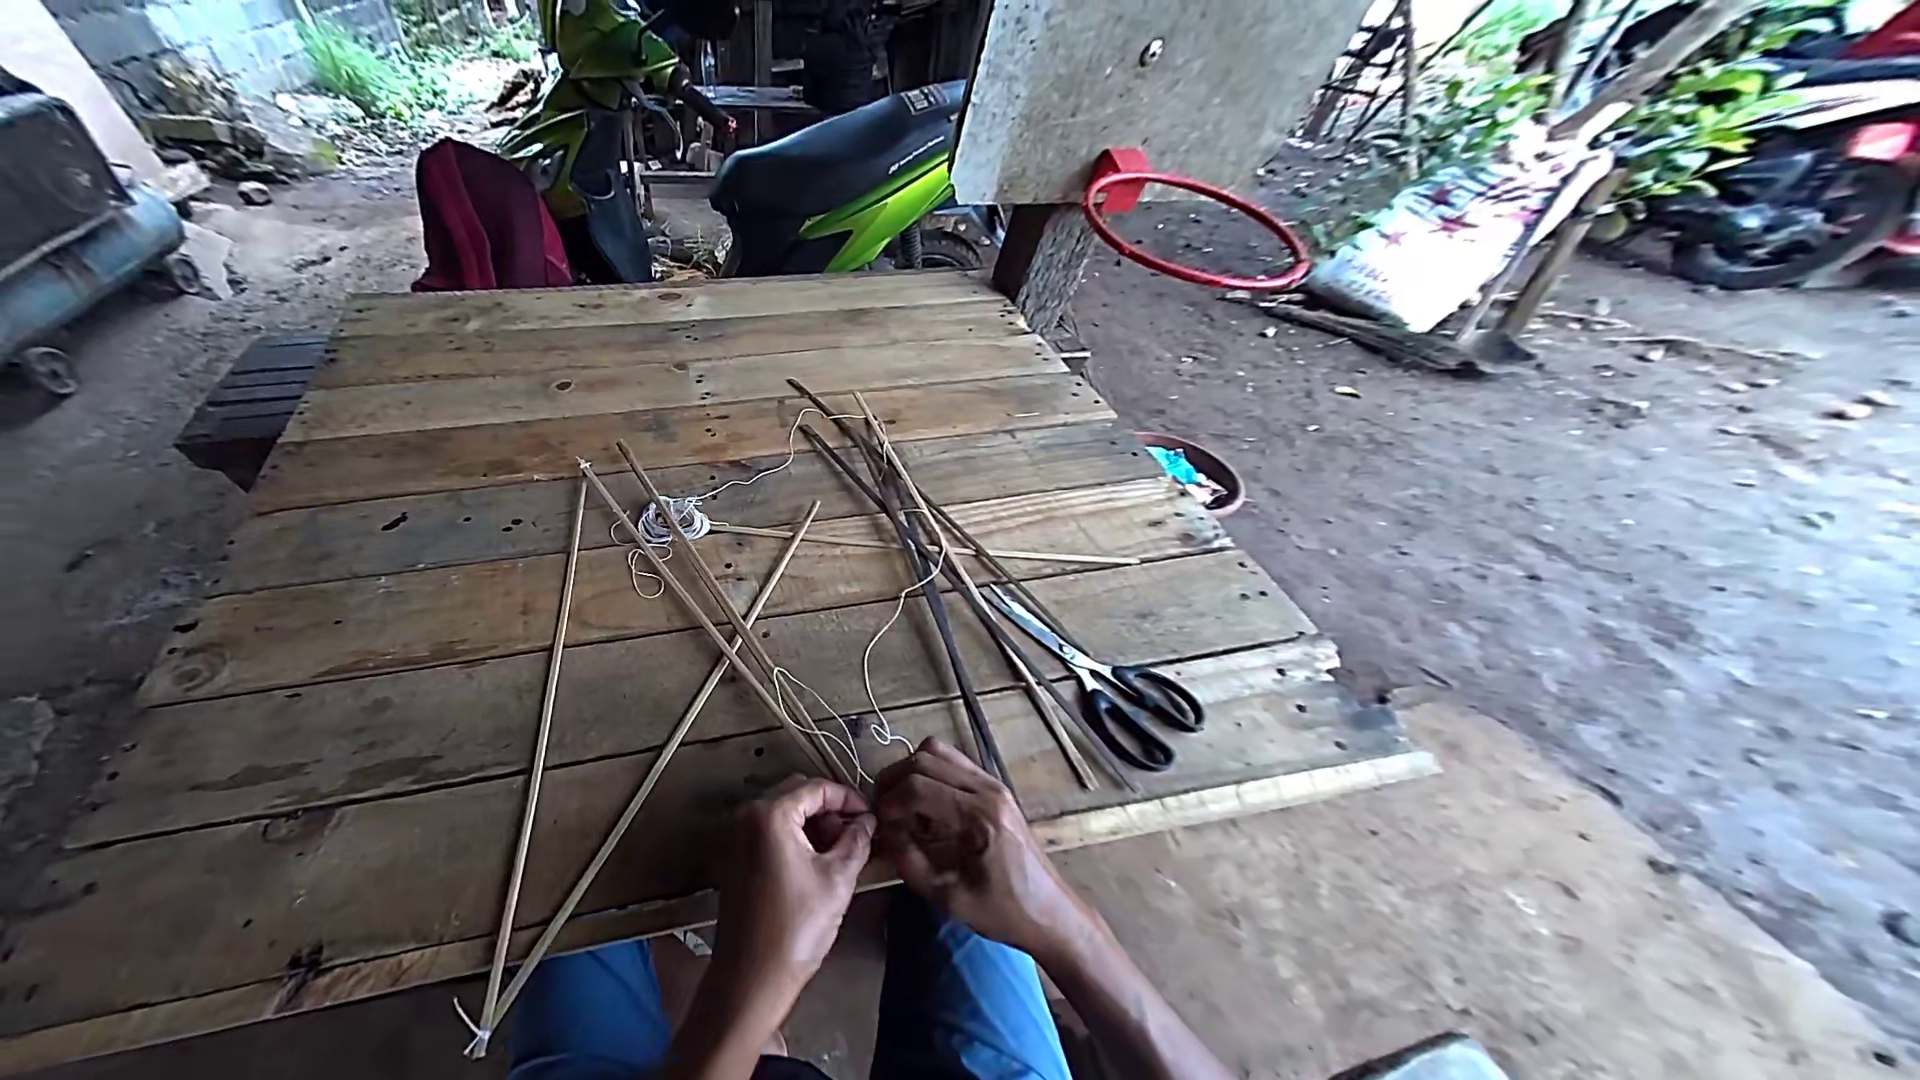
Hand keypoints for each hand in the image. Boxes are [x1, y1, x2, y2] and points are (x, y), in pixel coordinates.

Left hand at [715, 775, 874, 992]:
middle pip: (799, 793)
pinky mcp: (737, 858)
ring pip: (786, 812)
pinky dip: (798, 836)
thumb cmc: (795, 927)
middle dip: (832, 809)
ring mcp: (738, 838)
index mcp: (770, 814)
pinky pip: (773, 830)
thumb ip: (857, 839)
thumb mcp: (838, 878)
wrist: (749, 982)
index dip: (849, 798)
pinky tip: (820, 860)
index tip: (871, 815)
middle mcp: (748, 817)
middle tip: (858, 831)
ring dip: (816, 822)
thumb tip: (868, 821)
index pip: (818, 787)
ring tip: (843, 848)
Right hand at [872, 738, 1100, 962]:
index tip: (878, 823)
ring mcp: (993, 782)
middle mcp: (987, 788)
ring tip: (901, 803)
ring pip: (939, 751)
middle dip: (895, 779)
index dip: (889, 801)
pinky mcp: (994, 786)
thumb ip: (910, 862)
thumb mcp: (949, 898)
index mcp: (980, 816)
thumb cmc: (1003, 911)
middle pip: (926, 757)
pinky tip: (925, 805)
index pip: (919, 786)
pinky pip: (953, 762)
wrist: (1049, 910)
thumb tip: (883, 832)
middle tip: (883, 809)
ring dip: (911, 770)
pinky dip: (930, 773)